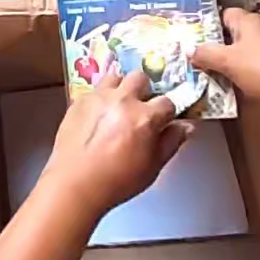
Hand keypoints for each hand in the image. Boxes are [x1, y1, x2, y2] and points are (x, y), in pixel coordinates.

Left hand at [37, 72, 192, 220]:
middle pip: (140, 78)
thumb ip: (171, 143)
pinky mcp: (79, 99)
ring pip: (115, 77)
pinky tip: (98, 116)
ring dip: (120, 87)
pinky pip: (95, 89)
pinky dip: (100, 98)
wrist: (74, 182)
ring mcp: (99, 97)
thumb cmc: (117, 180)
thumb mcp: (152, 167)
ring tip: (118, 106)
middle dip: (144, 90)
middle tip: (140, 108)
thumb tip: (185, 127)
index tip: (162, 121)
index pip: (167, 102)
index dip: (167, 113)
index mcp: (145, 117)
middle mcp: (123, 99)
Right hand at [191, 8, 259, 113]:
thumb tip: (189, 49)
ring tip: (216, 78)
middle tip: (199, 63)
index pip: (223, 15)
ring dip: (235, 63)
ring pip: (248, 50)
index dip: (208, 27)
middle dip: (219, 48)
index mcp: (249, 20)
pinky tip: (243, 88)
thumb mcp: (228, 63)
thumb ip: (206, 54)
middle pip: (235, 34)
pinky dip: (251, 73)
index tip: (194, 42)